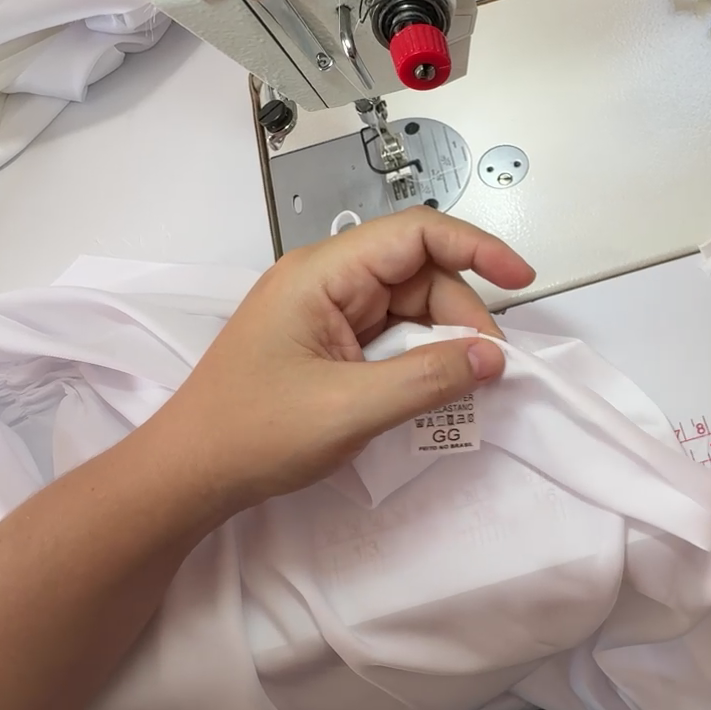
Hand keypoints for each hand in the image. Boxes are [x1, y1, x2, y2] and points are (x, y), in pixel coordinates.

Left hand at [145, 207, 534, 512]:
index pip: (415, 234)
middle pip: (420, 275)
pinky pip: (395, 338)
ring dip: (445, 342)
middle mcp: (330, 282)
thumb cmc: (254, 434)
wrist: (189, 475)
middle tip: (487, 369)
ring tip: (464, 385)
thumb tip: (493, 358)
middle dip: (462, 316)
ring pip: (412, 309)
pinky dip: (423, 360)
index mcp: (323, 274)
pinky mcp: (334, 344)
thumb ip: (427, 379)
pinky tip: (436, 388)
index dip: (476, 247)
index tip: (521, 281)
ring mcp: (331, 314)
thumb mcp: (350, 408)